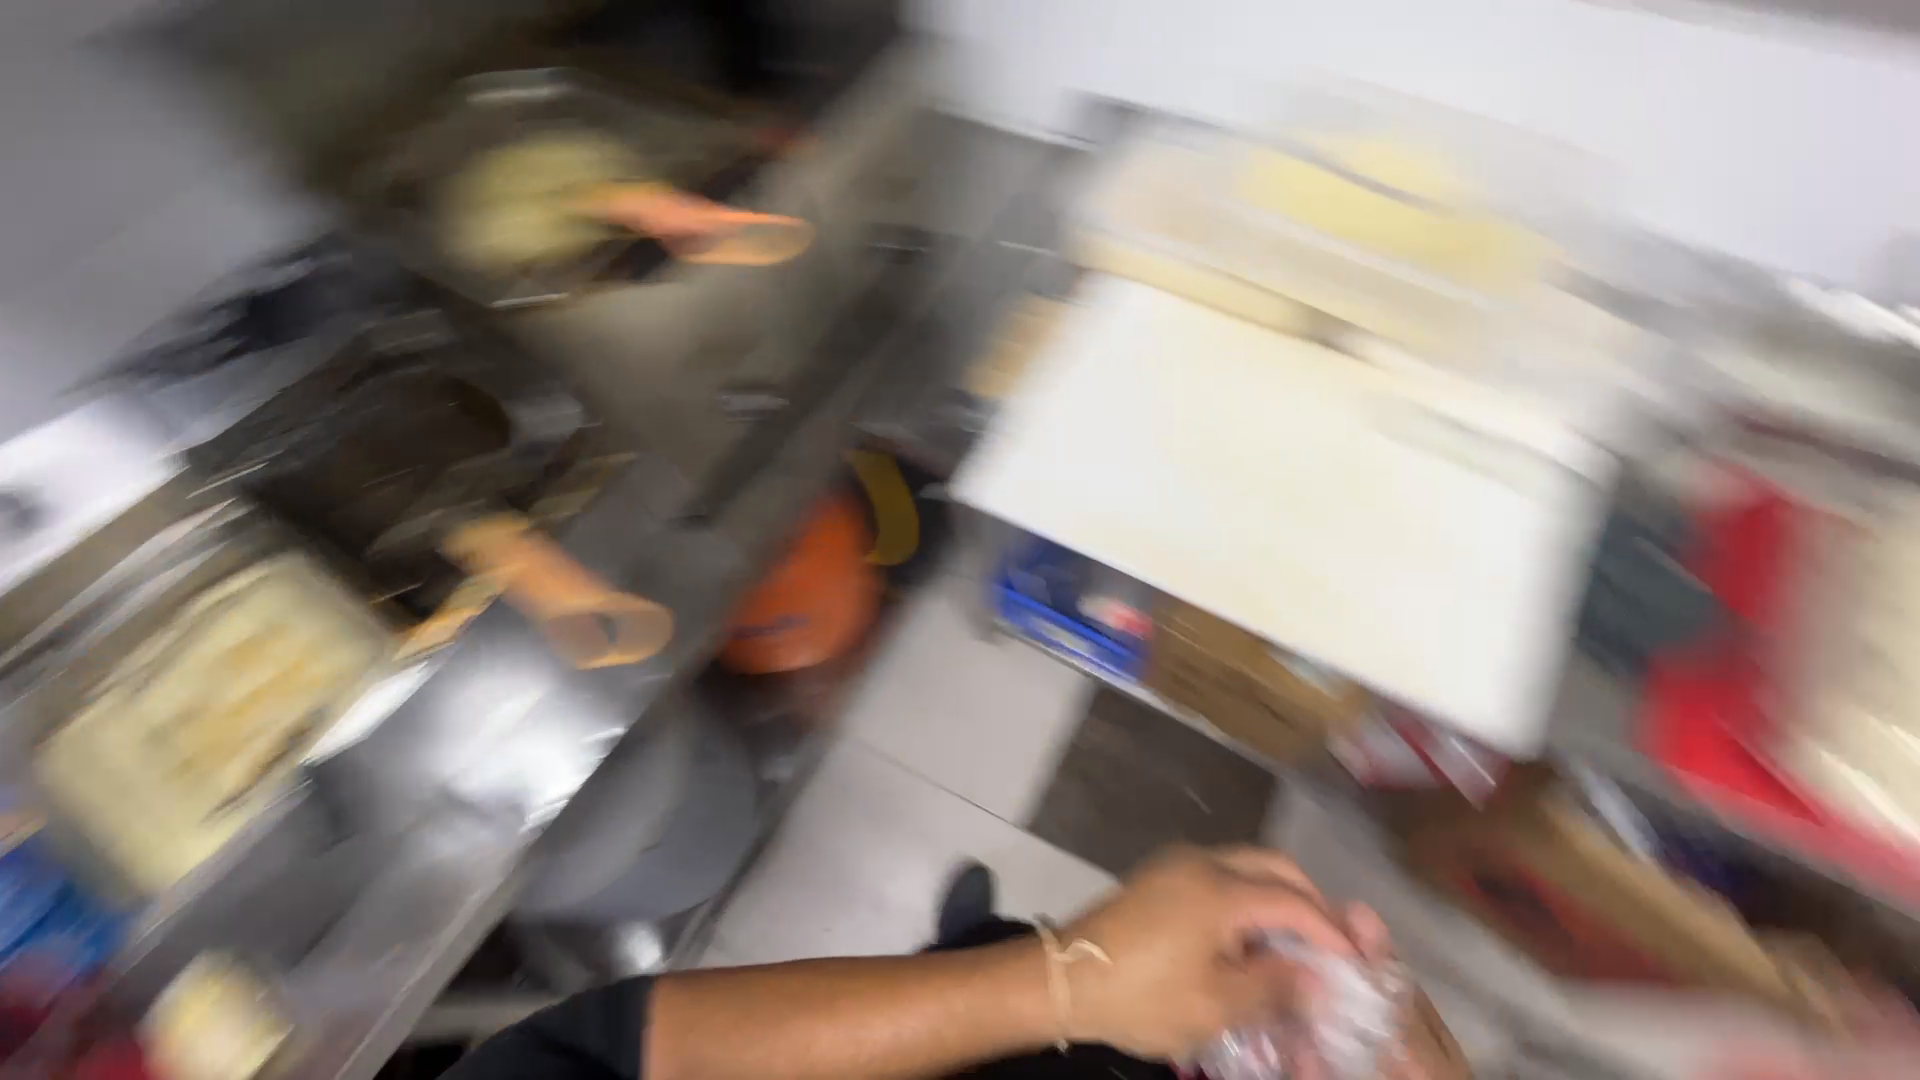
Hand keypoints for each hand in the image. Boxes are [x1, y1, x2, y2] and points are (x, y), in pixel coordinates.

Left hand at [1053, 845, 1372, 1061]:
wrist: (1066, 976)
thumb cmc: (1143, 994)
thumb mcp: (1216, 1005)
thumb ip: (1275, 986)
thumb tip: (1317, 977)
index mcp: (1218, 889)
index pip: (1292, 899)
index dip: (1331, 930)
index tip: (1357, 961)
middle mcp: (1200, 861)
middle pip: (1271, 864)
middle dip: (1308, 899)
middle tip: (1331, 944)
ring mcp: (1175, 863)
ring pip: (1243, 864)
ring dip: (1274, 895)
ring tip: (1294, 946)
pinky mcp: (1158, 875)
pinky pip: (1217, 874)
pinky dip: (1244, 897)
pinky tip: (1249, 938)